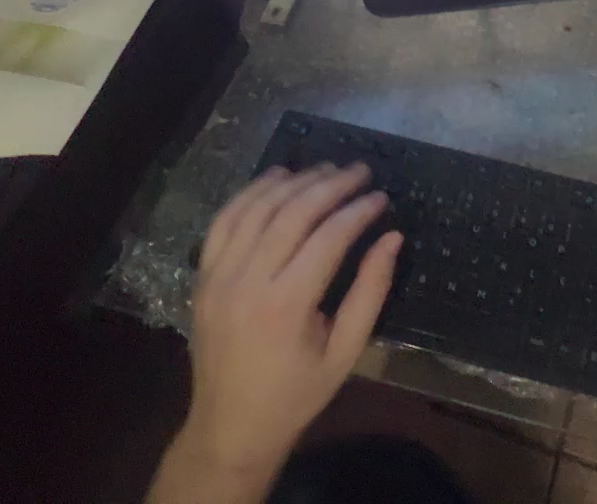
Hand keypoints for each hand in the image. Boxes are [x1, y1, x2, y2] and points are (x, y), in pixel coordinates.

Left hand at [148, 163, 401, 503]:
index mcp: (286, 306)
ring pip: (259, 207)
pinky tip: (279, 177)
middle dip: (332, 184)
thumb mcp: (345, 352)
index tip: (382, 197)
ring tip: (328, 169)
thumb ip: (370, 291)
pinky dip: (252, 191)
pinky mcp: (203, 276)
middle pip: (293, 213)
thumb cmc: (296, 393)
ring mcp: (218, 276)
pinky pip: (225, 220)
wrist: (229, 427)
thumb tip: (392, 238)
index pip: (329, 237)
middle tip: (361, 170)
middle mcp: (247, 282)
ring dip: (296, 181)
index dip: (359, 210)